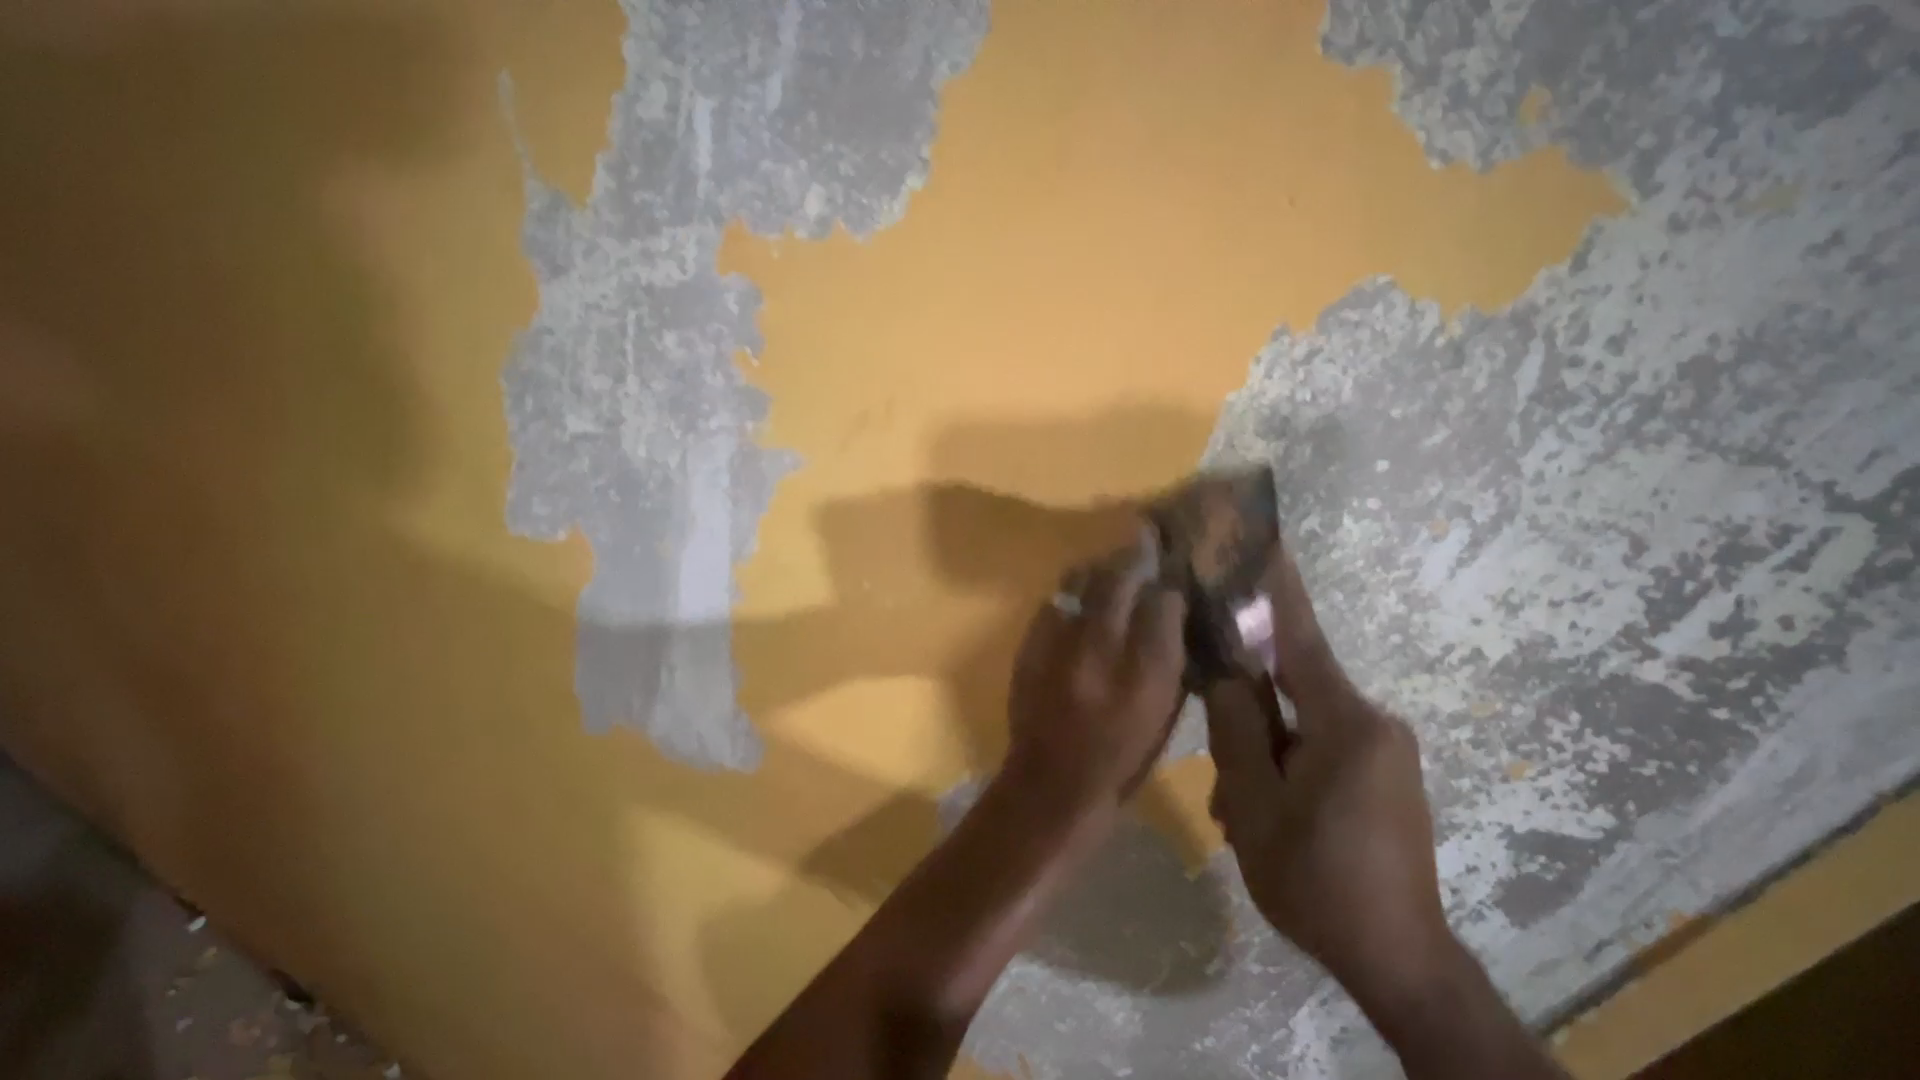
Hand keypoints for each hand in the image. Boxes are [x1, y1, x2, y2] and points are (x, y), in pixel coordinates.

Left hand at [1003, 527, 1187, 809]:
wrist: (1052, 785)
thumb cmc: (1121, 759)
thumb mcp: (1163, 715)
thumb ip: (1170, 658)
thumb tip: (1171, 610)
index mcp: (1146, 674)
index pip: (1163, 603)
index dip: (1171, 578)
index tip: (1176, 562)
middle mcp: (1102, 652)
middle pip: (1119, 580)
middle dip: (1135, 555)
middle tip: (1146, 536)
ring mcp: (1059, 646)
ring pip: (1082, 583)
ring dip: (1101, 568)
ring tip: (1113, 563)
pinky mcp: (1029, 647)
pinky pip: (1055, 603)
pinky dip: (1071, 594)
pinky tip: (1080, 597)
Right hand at [1203, 537, 1453, 1013]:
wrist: (1397, 958)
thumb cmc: (1316, 879)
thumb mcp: (1254, 805)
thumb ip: (1236, 730)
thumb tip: (1228, 676)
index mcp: (1345, 722)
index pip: (1300, 638)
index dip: (1278, 588)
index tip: (1266, 539)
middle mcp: (1375, 725)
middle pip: (1293, 695)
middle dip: (1249, 720)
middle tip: (1218, 769)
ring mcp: (1386, 755)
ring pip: (1303, 731)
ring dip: (1264, 759)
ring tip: (1237, 814)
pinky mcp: (1387, 782)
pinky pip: (1324, 756)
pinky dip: (1288, 775)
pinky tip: (1264, 820)